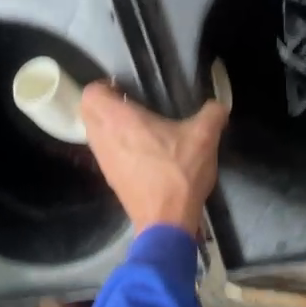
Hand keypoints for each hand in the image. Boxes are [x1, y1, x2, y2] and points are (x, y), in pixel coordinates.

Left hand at [80, 83, 227, 233]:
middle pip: (87, 111)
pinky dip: (114, 145)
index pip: (90, 93)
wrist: (167, 221)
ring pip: (93, 133)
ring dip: (107, 126)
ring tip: (136, 127)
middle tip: (128, 103)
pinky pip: (103, 152)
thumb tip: (218, 106)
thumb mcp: (204, 138)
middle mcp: (104, 138)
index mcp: (119, 120)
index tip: (123, 88)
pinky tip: (140, 151)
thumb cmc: (179, 174)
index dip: (103, 85)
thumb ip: (212, 114)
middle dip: (103, 104)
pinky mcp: (110, 178)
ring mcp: (103, 161)